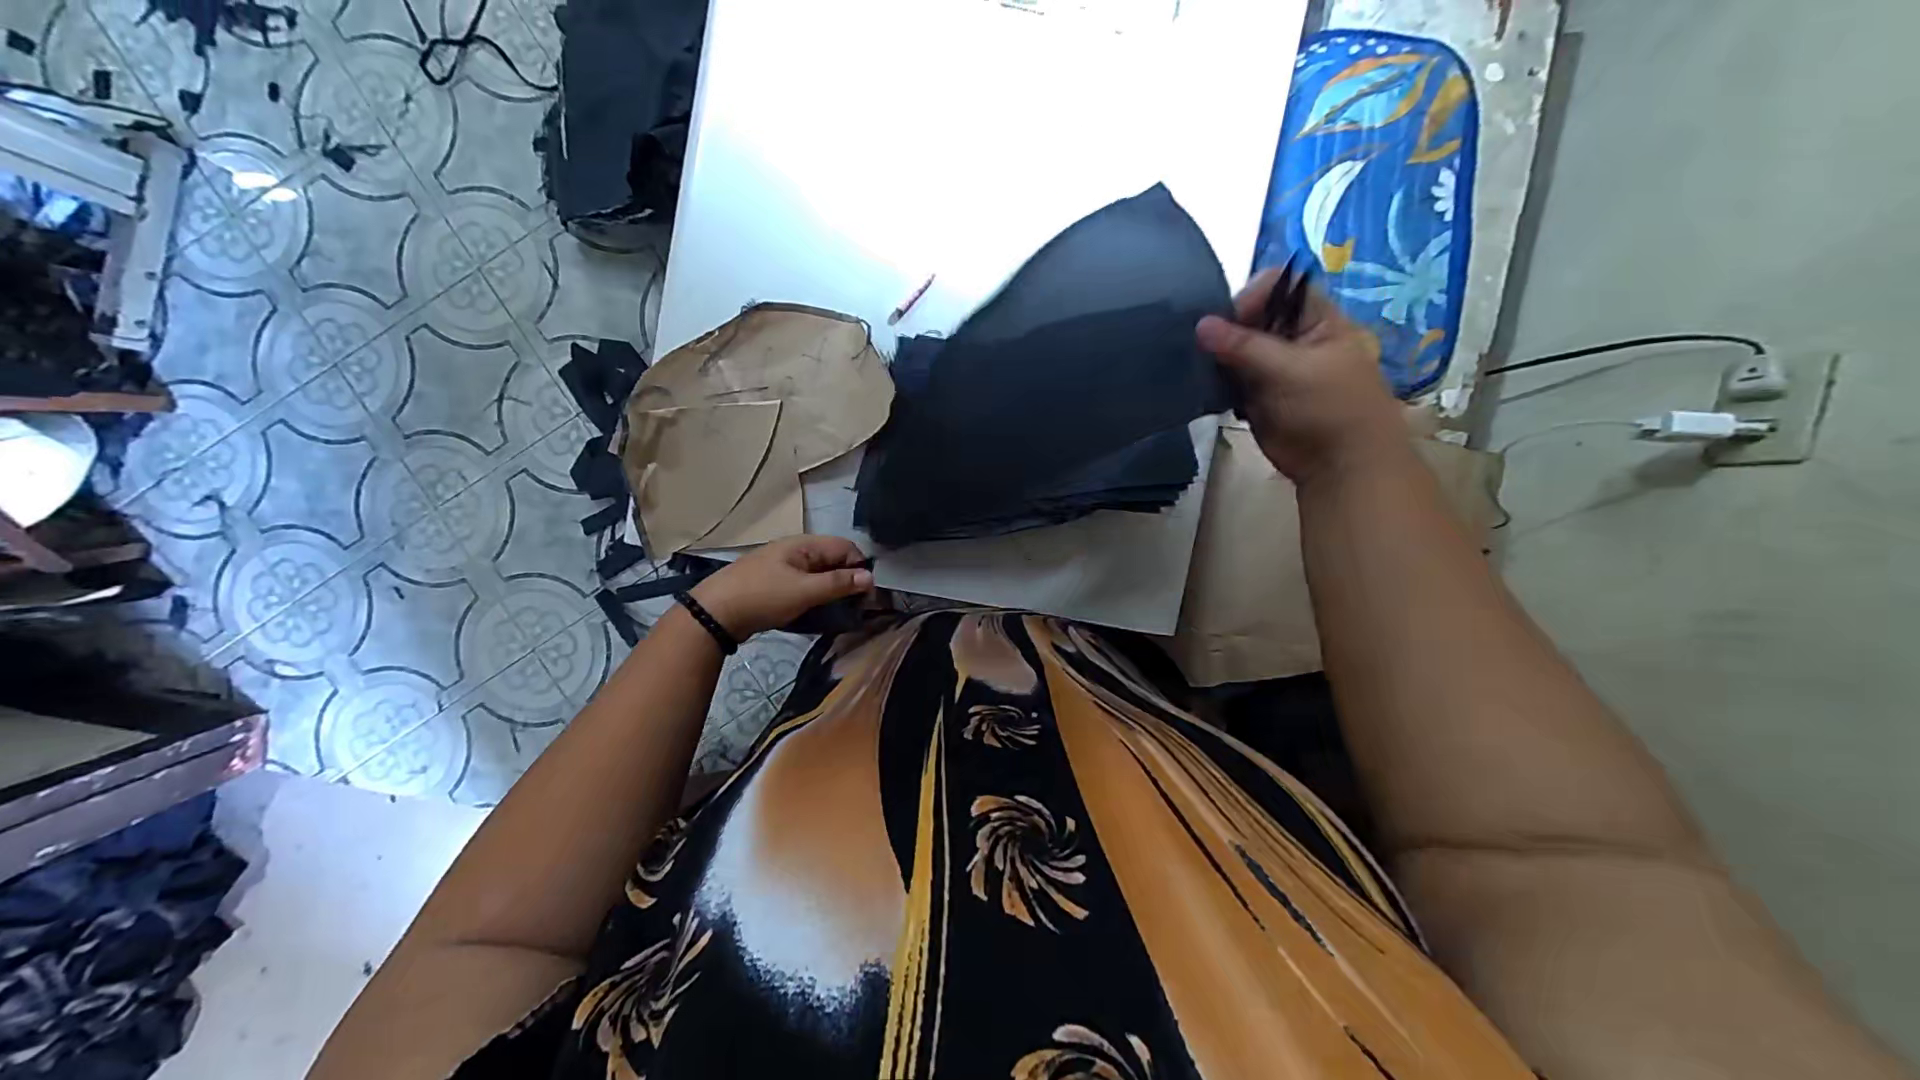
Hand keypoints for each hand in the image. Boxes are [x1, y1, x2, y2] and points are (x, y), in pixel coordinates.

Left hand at [688, 535, 874, 638]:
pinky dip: (814, 598)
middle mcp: (795, 551)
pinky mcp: (774, 585)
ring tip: (837, 614)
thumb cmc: (763, 596)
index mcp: (804, 544)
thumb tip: (871, 577)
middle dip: (847, 581)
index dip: (860, 568)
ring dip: (830, 592)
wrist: (714, 613)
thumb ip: (839, 583)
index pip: (846, 548)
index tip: (867, 595)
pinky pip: (804, 587)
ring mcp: (783, 567)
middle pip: (833, 561)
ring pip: (818, 576)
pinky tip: (814, 614)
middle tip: (854, 608)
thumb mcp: (805, 591)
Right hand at [1196, 268, 1407, 484]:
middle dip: (1227, 327)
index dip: (1252, 297)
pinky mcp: (1255, 394)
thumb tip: (1200, 324)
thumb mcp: (1291, 370)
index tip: (1231, 320)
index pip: (1278, 288)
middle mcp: (1292, 338)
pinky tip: (1204, 384)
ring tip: (1201, 365)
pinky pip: (1229, 377)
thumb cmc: (1329, 409)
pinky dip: (1216, 380)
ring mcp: (1272, 367)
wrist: (1338, 466)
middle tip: (1207, 345)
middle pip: (1251, 317)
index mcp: (1316, 321)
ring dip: (1217, 355)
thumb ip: (1244, 346)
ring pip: (1235, 348)